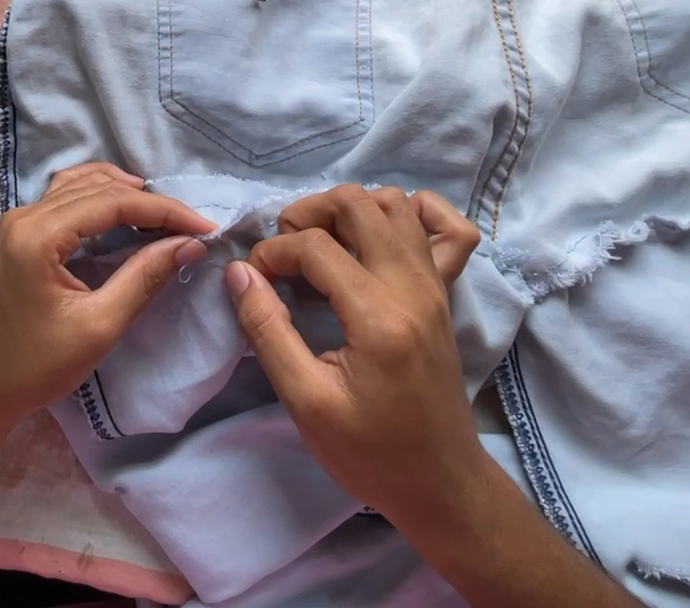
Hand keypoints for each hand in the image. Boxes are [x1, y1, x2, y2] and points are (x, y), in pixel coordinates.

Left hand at [0, 163, 216, 435]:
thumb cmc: (36, 366)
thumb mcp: (99, 326)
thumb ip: (144, 278)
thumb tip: (190, 244)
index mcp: (37, 234)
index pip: (112, 202)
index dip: (164, 210)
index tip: (206, 227)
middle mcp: (23, 216)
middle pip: (96, 189)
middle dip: (148, 202)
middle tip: (191, 225)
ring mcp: (16, 222)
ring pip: (78, 185)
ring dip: (122, 193)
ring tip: (162, 214)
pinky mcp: (17, 234)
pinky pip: (62, 199)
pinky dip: (97, 198)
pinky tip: (121, 212)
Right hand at [224, 185, 485, 525]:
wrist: (442, 486)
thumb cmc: (370, 452)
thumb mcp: (304, 401)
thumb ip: (268, 330)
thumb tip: (239, 272)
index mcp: (379, 317)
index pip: (314, 246)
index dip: (271, 253)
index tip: (254, 281)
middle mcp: (414, 288)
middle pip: (357, 204)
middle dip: (307, 214)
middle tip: (285, 252)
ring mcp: (436, 287)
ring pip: (396, 204)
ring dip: (349, 209)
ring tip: (321, 242)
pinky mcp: (447, 294)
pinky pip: (450, 230)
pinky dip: (417, 214)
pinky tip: (384, 231)